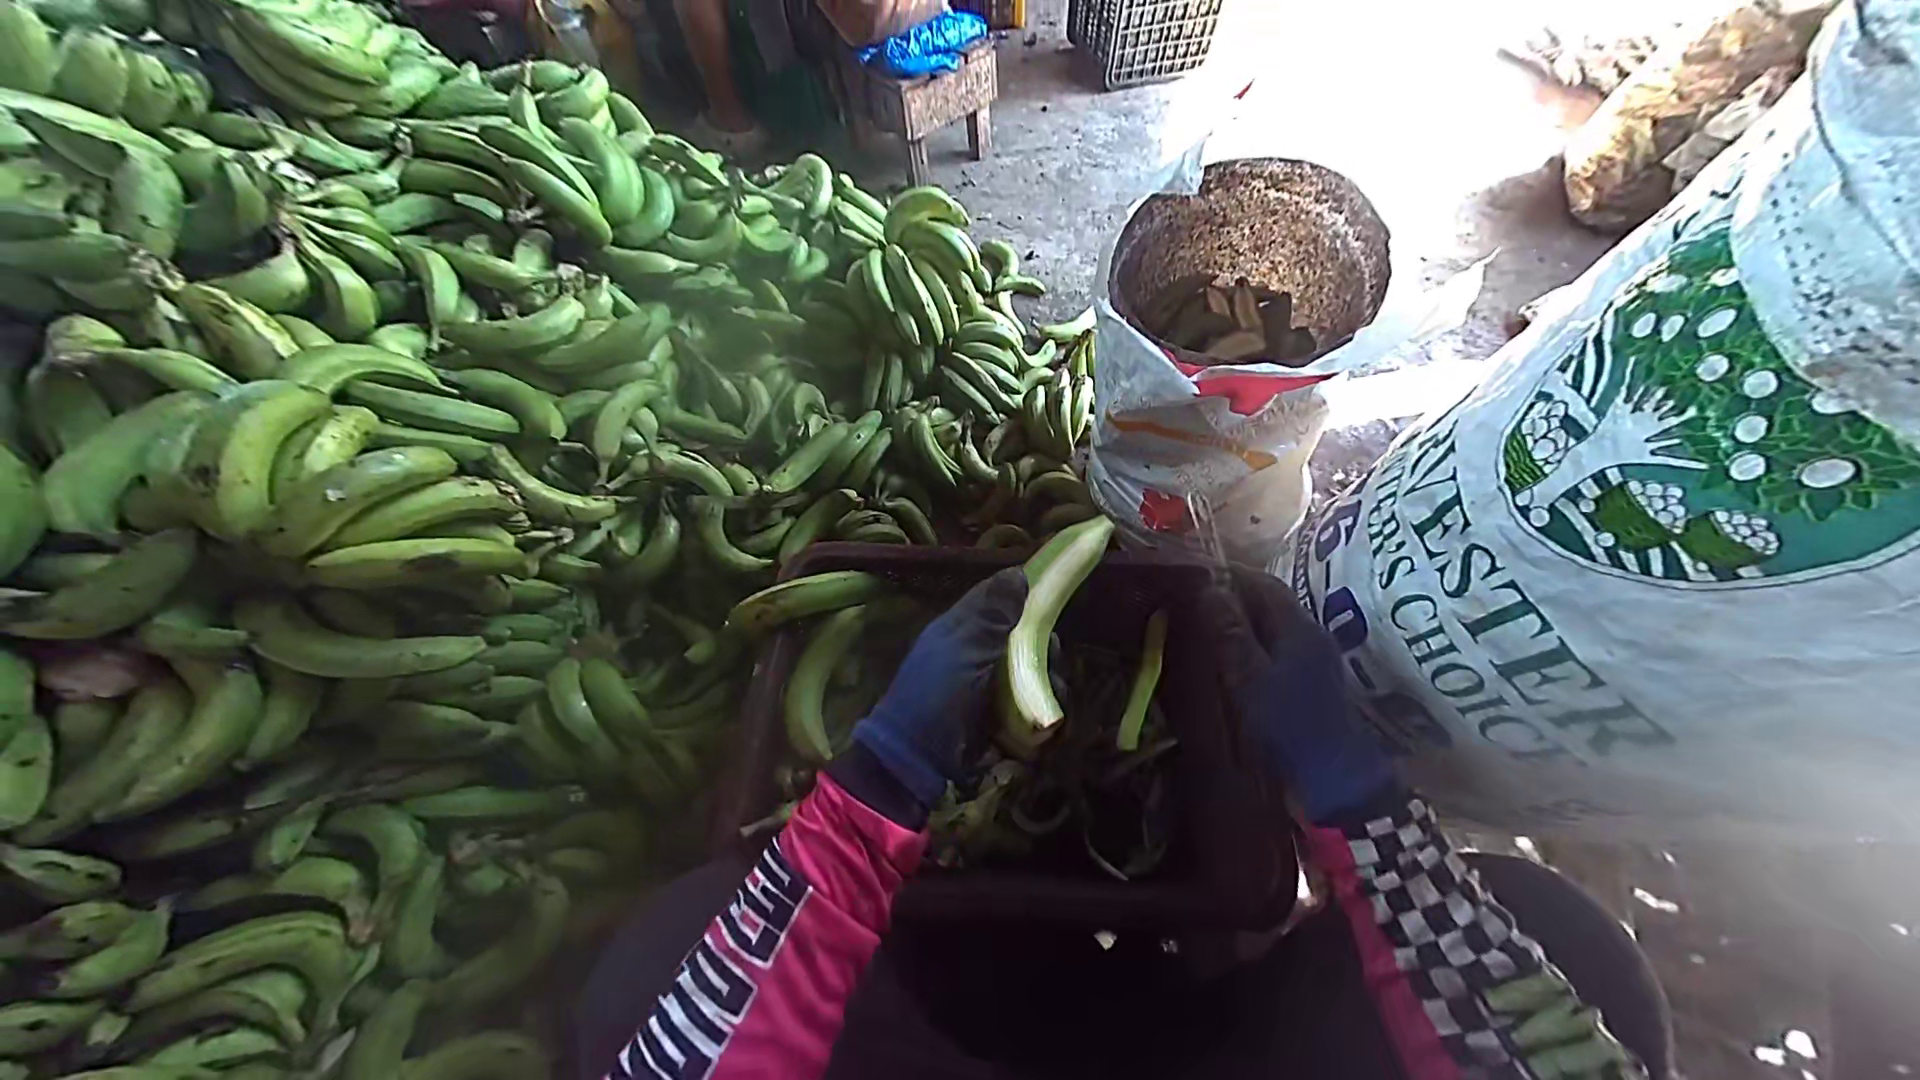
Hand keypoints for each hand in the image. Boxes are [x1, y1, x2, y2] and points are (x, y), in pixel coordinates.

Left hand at [851, 568, 1027, 807]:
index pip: (994, 597)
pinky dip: (1041, 705)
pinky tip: (1045, 716)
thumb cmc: (936, 696)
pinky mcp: (999, 713)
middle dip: (1043, 644)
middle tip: (1051, 655)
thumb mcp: (965, 651)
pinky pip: (1031, 700)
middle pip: (1023, 634)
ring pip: (1032, 668)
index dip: (1021, 592)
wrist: (918, 761)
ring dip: (1046, 677)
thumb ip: (993, 616)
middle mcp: (976, 650)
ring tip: (1050, 689)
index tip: (1051, 593)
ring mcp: (988, 683)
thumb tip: (1018, 572)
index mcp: (961, 628)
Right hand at [1195, 567, 1398, 823]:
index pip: (1262, 584)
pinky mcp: (1307, 683)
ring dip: (1239, 616)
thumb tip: (1210, 589)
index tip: (1195, 570)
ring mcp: (1311, 661)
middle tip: (1193, 594)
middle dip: (1233, 592)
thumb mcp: (1249, 678)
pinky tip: (1227, 652)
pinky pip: (1272, 646)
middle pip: (1269, 602)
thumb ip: (1230, 632)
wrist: (1335, 784)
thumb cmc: (1289, 727)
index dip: (1230, 573)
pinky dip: (1247, 639)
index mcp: (1297, 629)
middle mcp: (1308, 637)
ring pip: (1270, 624)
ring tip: (1203, 619)